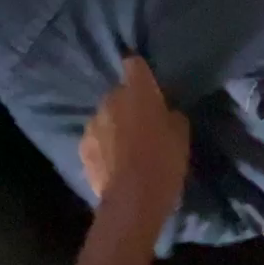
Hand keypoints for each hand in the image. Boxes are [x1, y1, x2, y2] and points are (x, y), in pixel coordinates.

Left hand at [78, 57, 189, 234]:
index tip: (149, 83)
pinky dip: (104, 145)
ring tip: (128, 146)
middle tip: (144, 122)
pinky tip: (116, 163)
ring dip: (115, 125)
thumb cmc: (164, 160)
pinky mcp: (82, 148)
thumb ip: (171, 114)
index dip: (141, 71)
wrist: (133, 200)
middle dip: (129, 103)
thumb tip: (165, 111)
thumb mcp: (181, 133)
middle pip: (119, 93)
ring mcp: (92, 124)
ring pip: (105, 117)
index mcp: (138, 92)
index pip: (134, 64)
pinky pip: (96, 139)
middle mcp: (110, 101)